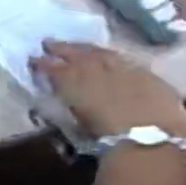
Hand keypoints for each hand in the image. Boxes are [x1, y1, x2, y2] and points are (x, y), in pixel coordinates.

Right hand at [31, 41, 185, 138]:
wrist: (153, 142)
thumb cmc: (104, 138)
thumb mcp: (73, 122)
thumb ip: (64, 102)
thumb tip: (57, 91)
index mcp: (74, 83)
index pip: (55, 68)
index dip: (43, 62)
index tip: (32, 58)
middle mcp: (99, 72)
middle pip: (82, 55)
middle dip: (65, 47)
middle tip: (49, 42)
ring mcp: (129, 73)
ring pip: (105, 54)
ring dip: (89, 48)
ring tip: (78, 47)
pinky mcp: (153, 79)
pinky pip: (129, 61)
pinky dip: (115, 57)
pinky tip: (111, 57)